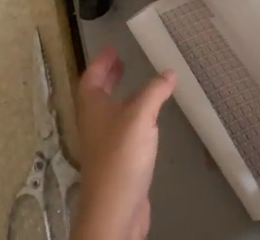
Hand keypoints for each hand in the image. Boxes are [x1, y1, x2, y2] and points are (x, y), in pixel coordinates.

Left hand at [71, 48, 175, 239]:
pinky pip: (121, 131)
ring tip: (137, 87)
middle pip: (96, 95)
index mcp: (92, 108)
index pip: (90, 78)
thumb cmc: (122, 155)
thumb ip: (155, 91)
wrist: (115, 210)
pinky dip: (131, 118)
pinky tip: (147, 122)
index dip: (100, 62)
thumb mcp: (141, 115)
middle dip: (108, 78)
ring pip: (108, 113)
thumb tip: (169, 72)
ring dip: (119, 97)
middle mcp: (94, 124)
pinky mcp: (116, 163)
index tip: (113, 49)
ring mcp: (103, 145)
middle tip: (122, 63)